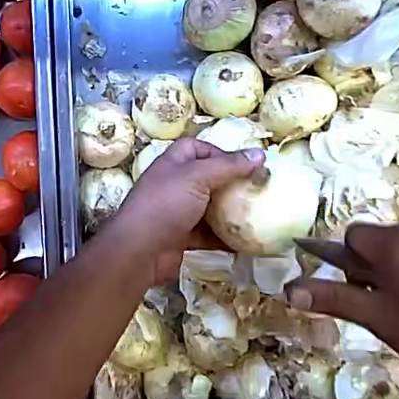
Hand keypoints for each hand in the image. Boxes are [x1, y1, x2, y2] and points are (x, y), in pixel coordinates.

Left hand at [92, 138, 263, 286]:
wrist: (138, 251)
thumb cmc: (165, 204)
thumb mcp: (198, 177)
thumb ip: (229, 166)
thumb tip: (260, 154)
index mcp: (174, 162)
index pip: (197, 148)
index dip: (220, 152)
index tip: (245, 164)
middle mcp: (174, 184)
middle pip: (207, 178)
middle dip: (231, 184)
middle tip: (257, 190)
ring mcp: (177, 211)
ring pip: (209, 207)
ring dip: (230, 212)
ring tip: (257, 214)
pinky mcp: (181, 236)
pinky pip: (208, 233)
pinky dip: (225, 237)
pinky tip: (246, 242)